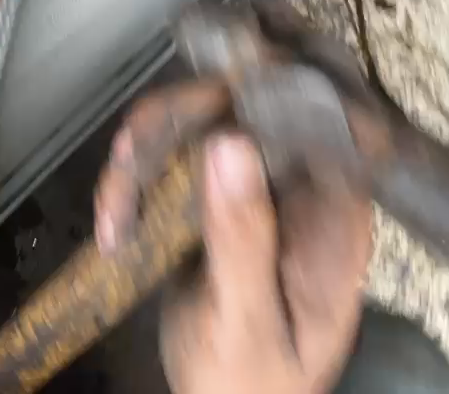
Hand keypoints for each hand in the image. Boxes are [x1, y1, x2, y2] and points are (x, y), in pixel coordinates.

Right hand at [93, 84, 371, 393]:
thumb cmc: (250, 383)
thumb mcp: (248, 323)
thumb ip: (244, 239)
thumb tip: (230, 141)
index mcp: (333, 212)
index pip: (318, 117)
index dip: (269, 86)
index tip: (211, 87)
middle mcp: (297, 179)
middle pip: (244, 99)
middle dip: (177, 119)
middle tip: (128, 158)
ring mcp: (251, 176)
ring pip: (198, 113)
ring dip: (144, 146)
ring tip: (115, 209)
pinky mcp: (211, 182)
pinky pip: (169, 142)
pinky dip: (133, 169)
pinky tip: (115, 218)